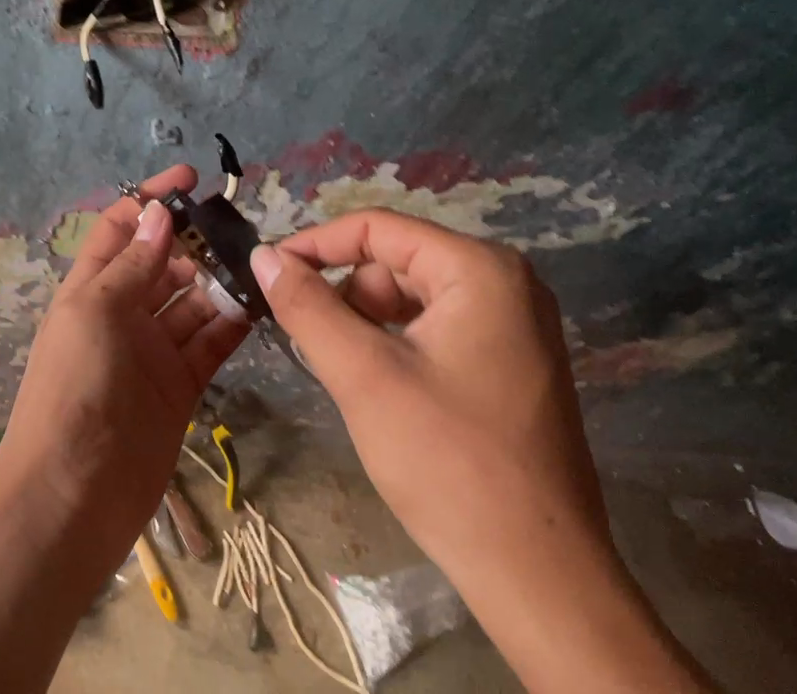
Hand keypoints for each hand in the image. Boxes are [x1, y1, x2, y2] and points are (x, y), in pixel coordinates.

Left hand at [0, 165, 250, 546]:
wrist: (74, 490)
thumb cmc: (74, 388)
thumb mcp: (95, 313)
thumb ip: (131, 265)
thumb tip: (157, 212)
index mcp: (91, 289)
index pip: (121, 229)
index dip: (151, 200)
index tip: (191, 178)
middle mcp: (122, 314)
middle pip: (163, 262)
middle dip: (196, 241)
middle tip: (242, 226)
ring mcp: (154, 350)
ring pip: (194, 301)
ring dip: (221, 279)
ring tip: (261, 258)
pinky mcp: (182, 384)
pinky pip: (212, 341)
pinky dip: (234, 321)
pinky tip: (262, 302)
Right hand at [252, 211, 710, 692]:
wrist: (534, 568)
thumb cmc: (446, 461)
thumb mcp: (362, 375)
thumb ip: (307, 306)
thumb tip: (262, 256)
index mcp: (481, 270)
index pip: (377, 228)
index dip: (314, 245)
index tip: (265, 275)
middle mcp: (505, 283)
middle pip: (394, 262)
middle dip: (345, 296)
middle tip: (314, 347)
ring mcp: (513, 325)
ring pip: (409, 298)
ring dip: (365, 326)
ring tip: (347, 376)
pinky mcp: (509, 362)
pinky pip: (432, 329)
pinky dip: (393, 347)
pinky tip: (378, 389)